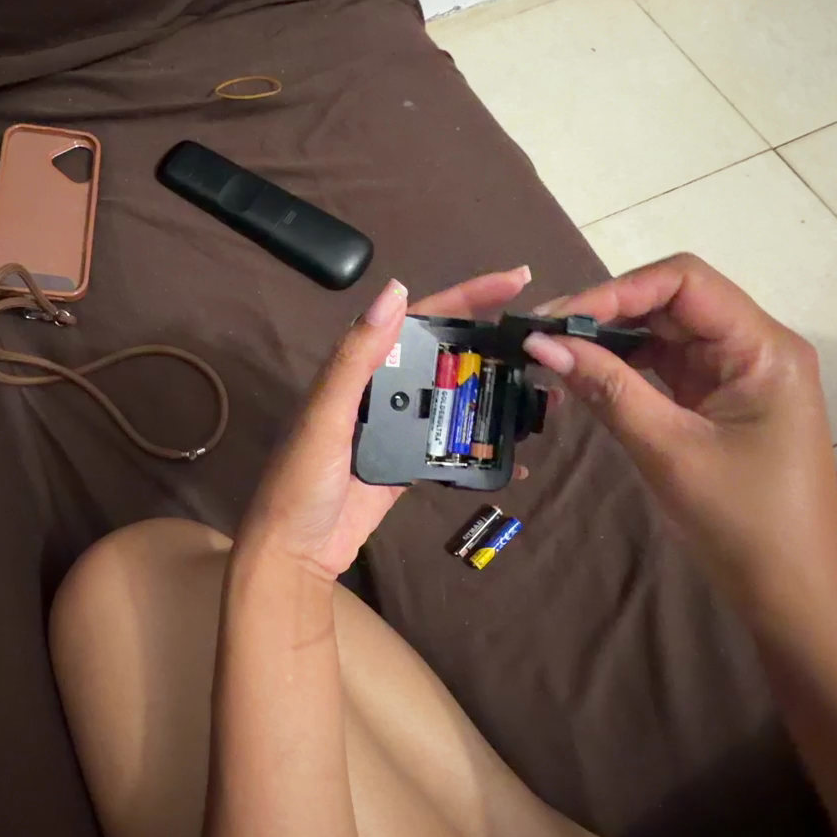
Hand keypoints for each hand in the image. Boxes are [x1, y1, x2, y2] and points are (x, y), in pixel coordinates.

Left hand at [235, 266, 536, 580]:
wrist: (293, 554)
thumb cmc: (301, 483)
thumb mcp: (325, 416)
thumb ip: (356, 357)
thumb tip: (396, 290)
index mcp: (356, 371)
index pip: (416, 321)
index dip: (464, 297)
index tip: (515, 281)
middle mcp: (378, 393)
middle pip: (442, 355)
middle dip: (490, 341)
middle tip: (542, 338)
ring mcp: (395, 431)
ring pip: (451, 398)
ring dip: (491, 390)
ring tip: (541, 388)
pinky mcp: (406, 466)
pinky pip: (450, 445)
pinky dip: (480, 444)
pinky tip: (515, 448)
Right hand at [522, 253, 836, 606]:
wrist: (787, 589)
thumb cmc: (738, 520)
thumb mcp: (667, 449)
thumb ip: (605, 388)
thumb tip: (539, 342)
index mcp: (762, 348)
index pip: (684, 281)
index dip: (616, 290)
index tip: (556, 320)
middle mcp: (753, 346)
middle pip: (672, 301)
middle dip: (605, 311)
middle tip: (540, 335)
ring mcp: (735, 373)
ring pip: (663, 332)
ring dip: (609, 338)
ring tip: (552, 351)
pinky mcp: (716, 398)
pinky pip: (663, 365)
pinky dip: (622, 366)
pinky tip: (584, 374)